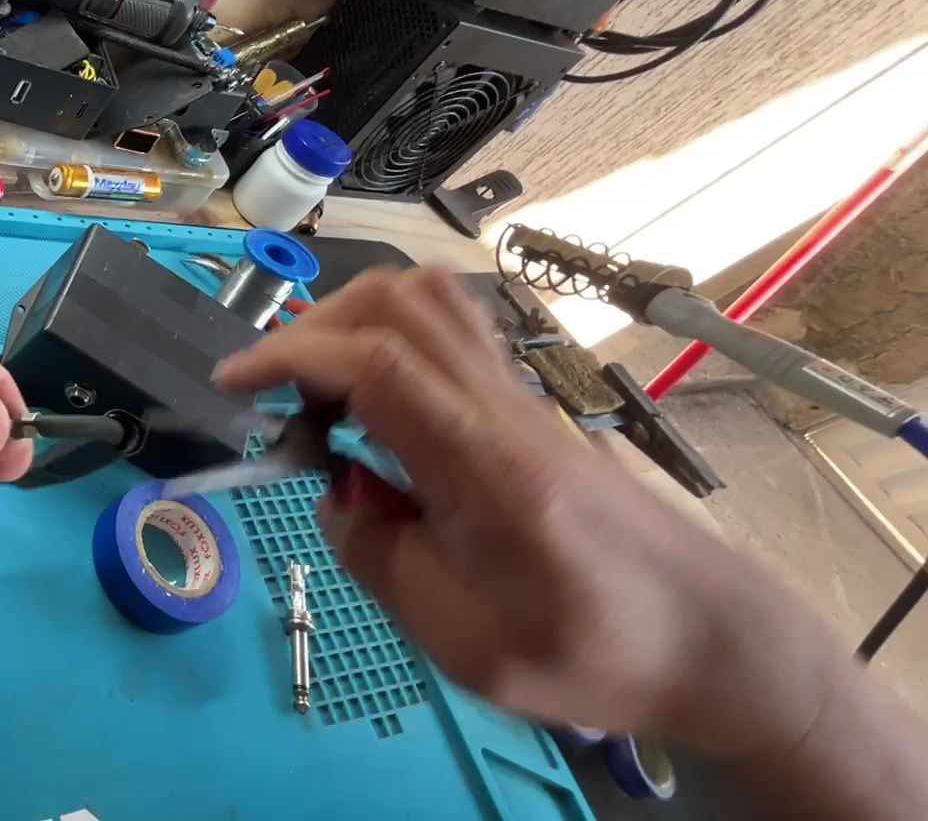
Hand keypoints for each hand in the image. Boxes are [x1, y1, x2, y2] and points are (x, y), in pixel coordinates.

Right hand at [215, 268, 844, 760]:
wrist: (715, 640)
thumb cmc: (589, 648)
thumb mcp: (460, 640)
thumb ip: (372, 554)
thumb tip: (336, 492)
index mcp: (481, 463)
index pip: (374, 363)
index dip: (287, 356)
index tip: (232, 381)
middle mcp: (496, 406)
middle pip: (393, 303)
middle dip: (308, 330)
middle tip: (275, 390)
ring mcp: (513, 392)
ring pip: (421, 297)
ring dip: (346, 318)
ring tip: (315, 379)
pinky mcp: (517, 397)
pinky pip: (445, 322)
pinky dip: (384, 327)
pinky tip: (368, 383)